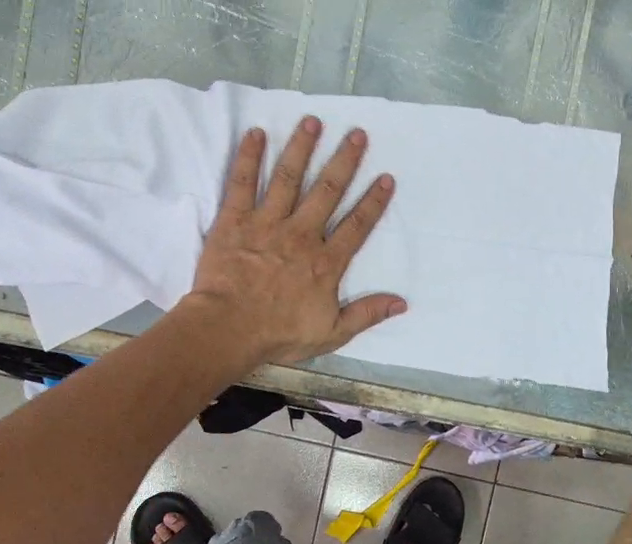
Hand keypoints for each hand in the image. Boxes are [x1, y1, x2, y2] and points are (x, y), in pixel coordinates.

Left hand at [182, 117, 406, 375]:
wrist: (230, 328)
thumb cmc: (281, 334)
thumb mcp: (333, 333)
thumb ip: (367, 314)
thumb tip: (401, 303)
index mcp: (326, 263)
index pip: (356, 226)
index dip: (373, 202)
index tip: (385, 178)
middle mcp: (301, 235)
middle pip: (327, 192)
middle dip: (344, 161)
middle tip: (357, 134)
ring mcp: (266, 224)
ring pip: (288, 178)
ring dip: (301, 148)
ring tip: (313, 121)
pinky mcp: (234, 221)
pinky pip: (241, 183)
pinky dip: (248, 157)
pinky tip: (256, 134)